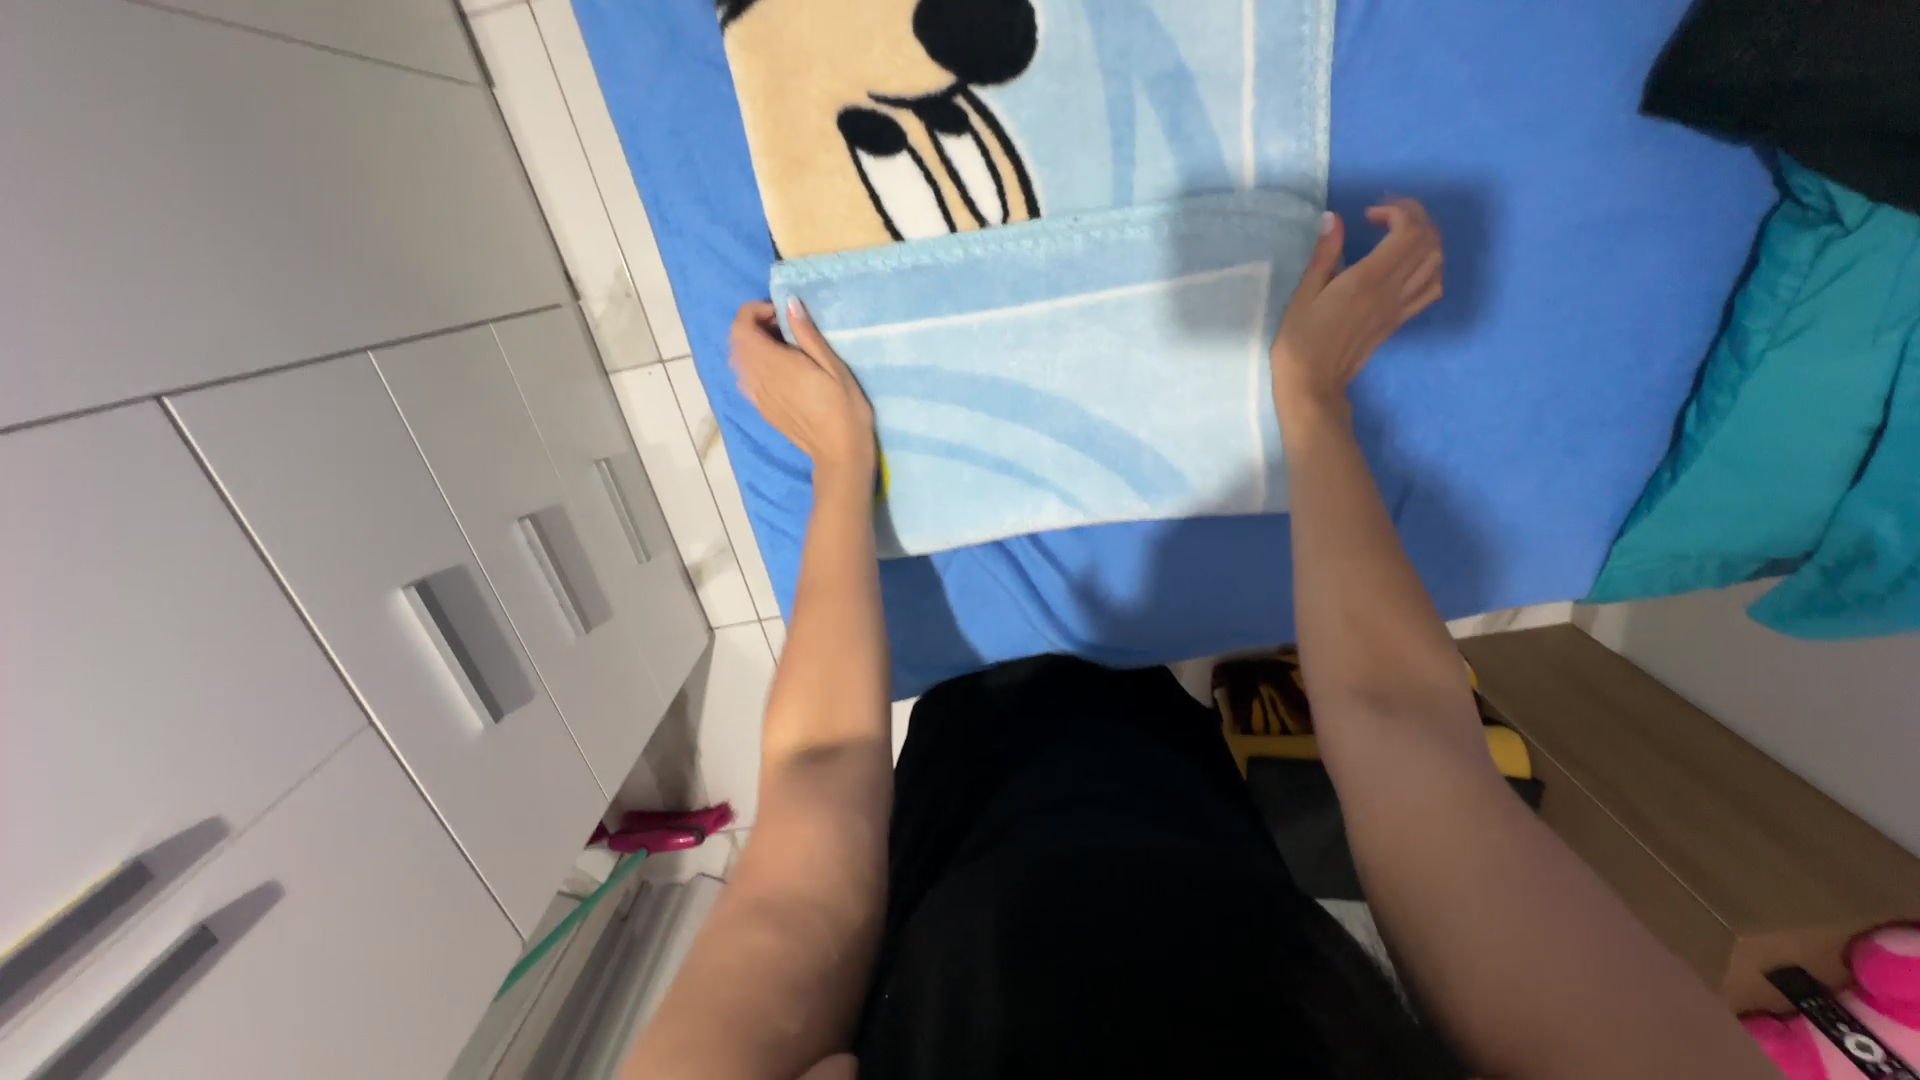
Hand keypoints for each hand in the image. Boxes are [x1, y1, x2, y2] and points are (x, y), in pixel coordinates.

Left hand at [730, 299, 875, 479]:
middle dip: (753, 325)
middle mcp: (758, 379)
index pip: (742, 326)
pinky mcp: (762, 408)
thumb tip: (789, 304)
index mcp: (775, 364)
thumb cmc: (845, 408)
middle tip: (783, 328)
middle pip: (736, 341)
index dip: (755, 311)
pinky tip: (780, 371)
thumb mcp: (834, 367)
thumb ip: (807, 335)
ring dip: (752, 346)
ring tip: (782, 348)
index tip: (782, 315)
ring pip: (737, 360)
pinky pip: (745, 378)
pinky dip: (754, 364)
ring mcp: (757, 396)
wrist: (839, 453)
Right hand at [1271, 198, 1443, 420]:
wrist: (1312, 384)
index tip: (1368, 215)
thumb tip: (1333, 219)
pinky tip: (1410, 265)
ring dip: (1425, 239)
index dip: (1397, 211)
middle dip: (1414, 217)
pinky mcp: (1399, 319)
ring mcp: (1400, 306)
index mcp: (1368, 279)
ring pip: (1436, 262)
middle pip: (1427, 241)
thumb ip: (1324, 255)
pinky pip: (1432, 288)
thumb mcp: (1303, 295)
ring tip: (1399, 234)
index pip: (1408, 231)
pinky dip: (1431, 267)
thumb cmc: (1300, 341)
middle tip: (1385, 215)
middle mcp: (1392, 290)